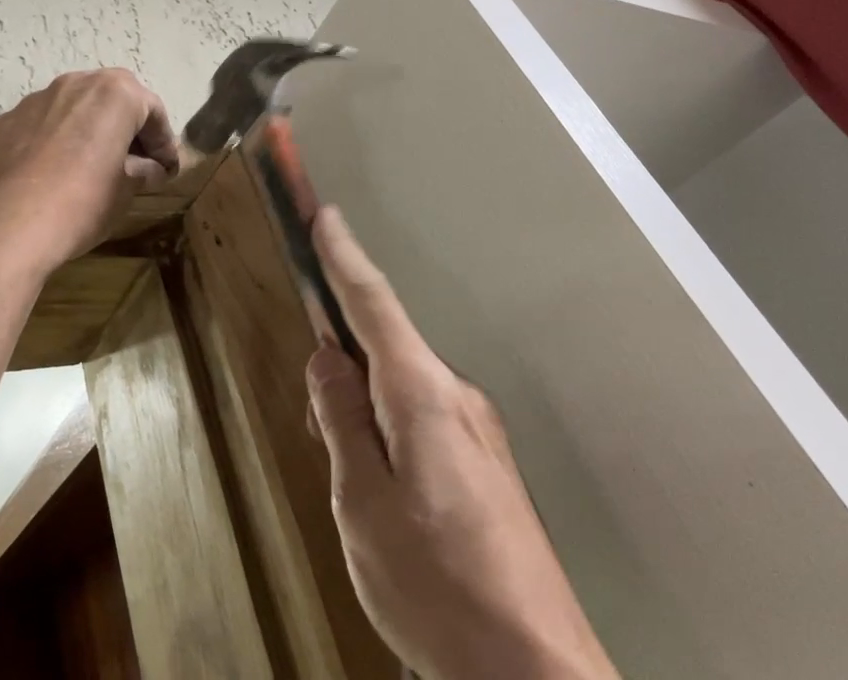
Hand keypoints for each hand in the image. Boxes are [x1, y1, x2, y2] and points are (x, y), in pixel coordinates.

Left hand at [0, 69, 180, 274]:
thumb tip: (151, 169)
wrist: (8, 227)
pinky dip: (58, 140)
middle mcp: (75, 84)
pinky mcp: (7, 122)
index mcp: (114, 94)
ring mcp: (36, 100)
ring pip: (75, 108)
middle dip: (127, 128)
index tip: (167, 169)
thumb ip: (144, 170)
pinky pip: (44, 125)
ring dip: (91, 130)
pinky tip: (57, 171)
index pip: (152, 111)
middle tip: (137, 162)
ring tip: (96, 165)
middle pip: (112, 99)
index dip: (164, 142)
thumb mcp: (126, 190)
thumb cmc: (83, 204)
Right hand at [304, 207, 617, 679]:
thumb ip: (342, 423)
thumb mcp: (362, 505)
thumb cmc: (435, 584)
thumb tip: (327, 360)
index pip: (373, 306)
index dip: (343, 257)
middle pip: (385, 350)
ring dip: (363, 405)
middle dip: (342, 359)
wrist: (532, 667)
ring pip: (401, 391)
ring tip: (347, 476)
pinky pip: (423, 420)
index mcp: (422, 397)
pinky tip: (380, 486)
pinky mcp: (485, 465)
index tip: (323, 213)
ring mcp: (478, 432)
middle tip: (315, 420)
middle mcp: (457, 399)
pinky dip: (388, 428)